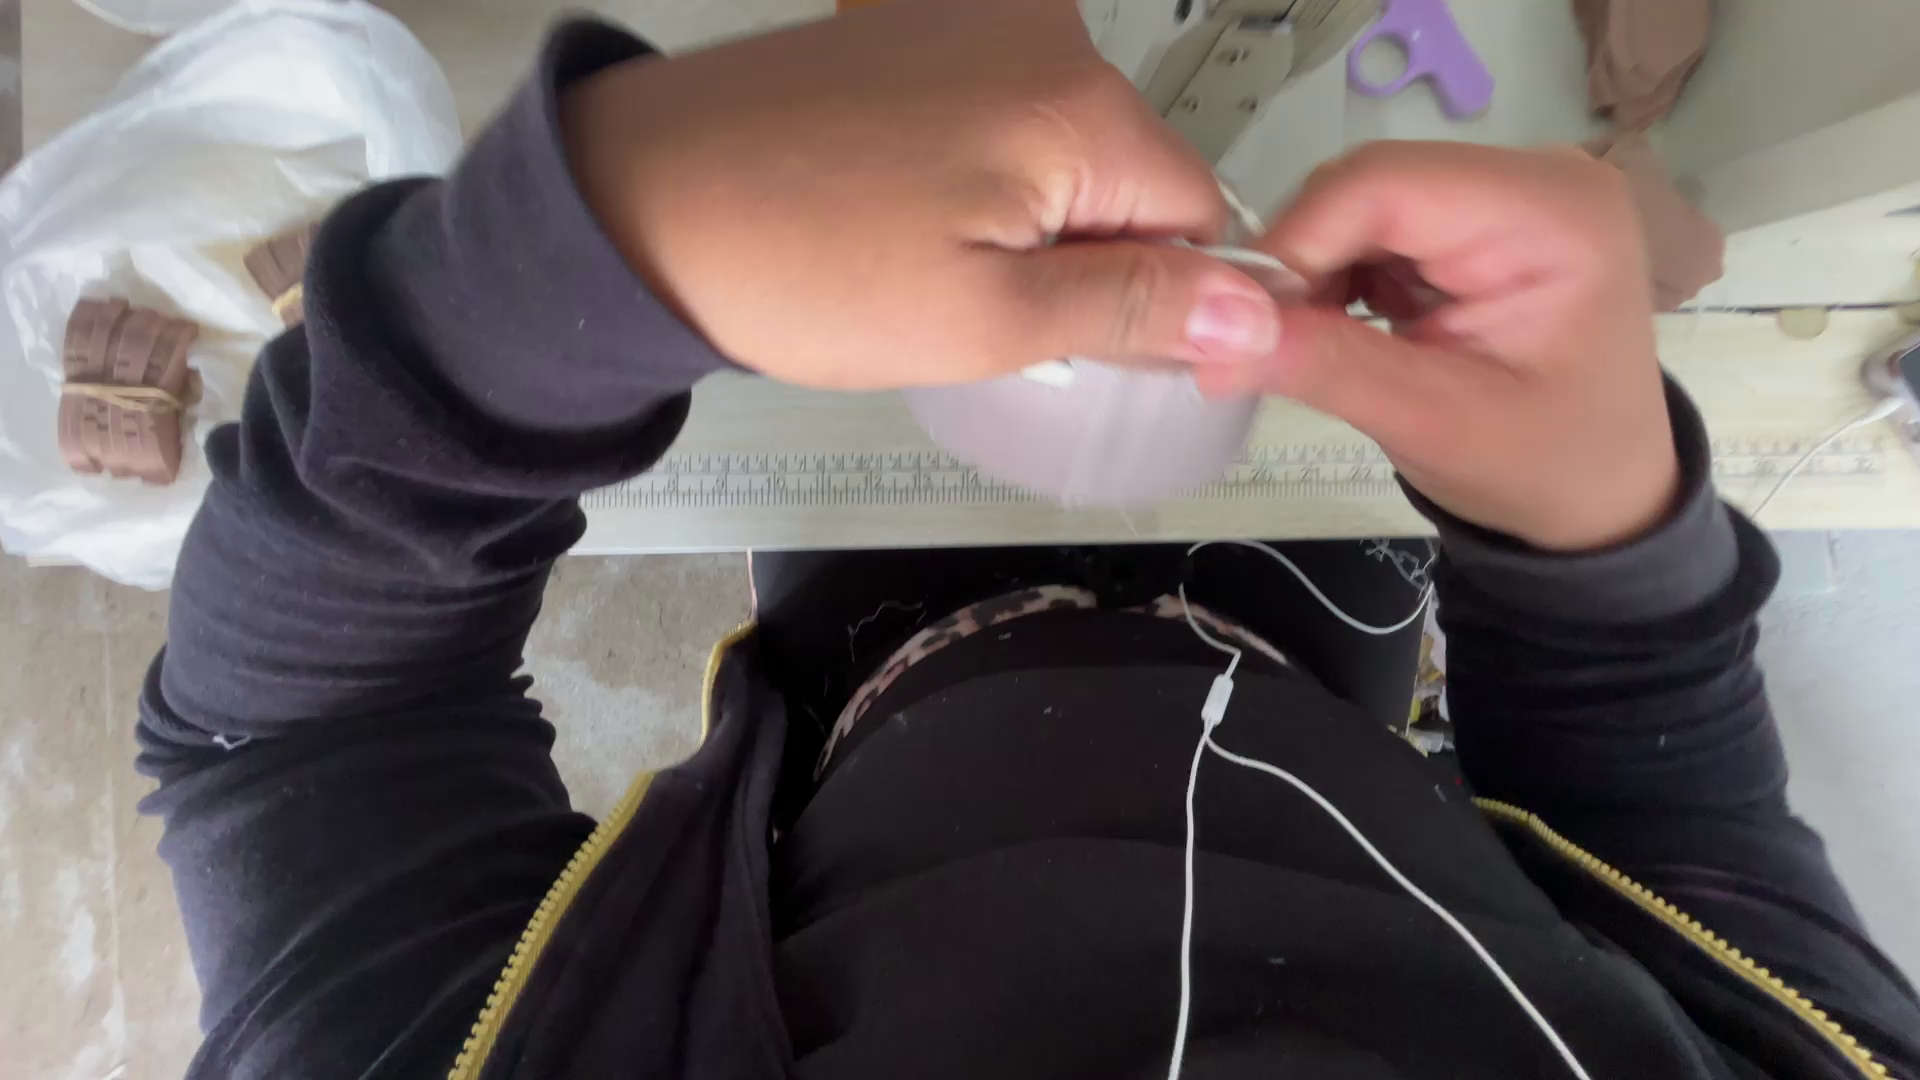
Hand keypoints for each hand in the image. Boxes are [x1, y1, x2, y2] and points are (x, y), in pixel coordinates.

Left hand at [561, 0, 1280, 389]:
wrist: (646, 209)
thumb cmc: (821, 279)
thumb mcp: (988, 321)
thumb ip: (1130, 309)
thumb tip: (1260, 313)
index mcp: (1082, 109)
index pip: (1201, 215)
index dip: (1166, 299)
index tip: (1091, 351)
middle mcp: (1049, 39)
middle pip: (1137, 184)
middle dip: (1093, 267)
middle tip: (992, 318)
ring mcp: (979, 24)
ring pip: (1069, 163)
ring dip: (1037, 236)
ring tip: (941, 274)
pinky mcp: (920, 36)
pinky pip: (1006, 130)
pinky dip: (989, 193)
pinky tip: (917, 223)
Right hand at [1197, 142, 1679, 551]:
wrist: (1588, 489)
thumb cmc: (1535, 463)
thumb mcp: (1429, 423)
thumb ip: (1325, 369)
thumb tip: (1211, 344)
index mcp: (1544, 213)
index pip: (1380, 183)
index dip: (1293, 244)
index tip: (1240, 325)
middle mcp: (1521, 182)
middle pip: (1360, 188)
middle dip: (1295, 264)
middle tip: (1262, 344)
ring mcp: (1488, 204)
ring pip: (1348, 210)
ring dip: (1304, 278)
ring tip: (1297, 346)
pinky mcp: (1458, 234)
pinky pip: (1360, 237)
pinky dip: (1324, 285)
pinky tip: (1327, 333)